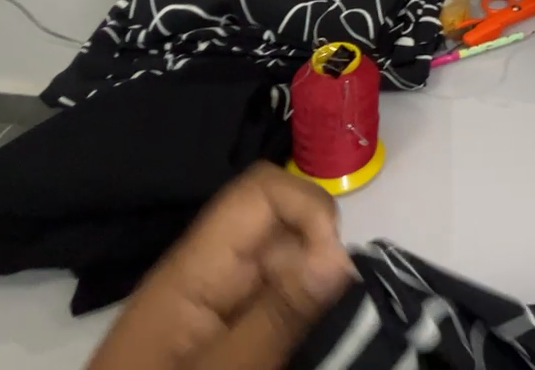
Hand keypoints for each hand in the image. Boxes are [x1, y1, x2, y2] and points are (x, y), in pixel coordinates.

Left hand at [88, 162, 354, 369]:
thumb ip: (276, 318)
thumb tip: (340, 256)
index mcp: (193, 270)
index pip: (260, 191)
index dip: (306, 207)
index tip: (331, 263)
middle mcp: (207, 272)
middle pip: (281, 220)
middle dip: (320, 250)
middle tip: (333, 307)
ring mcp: (216, 302)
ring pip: (287, 257)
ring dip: (317, 284)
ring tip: (325, 331)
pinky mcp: (225, 330)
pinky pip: (277, 295)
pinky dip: (303, 310)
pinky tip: (311, 342)